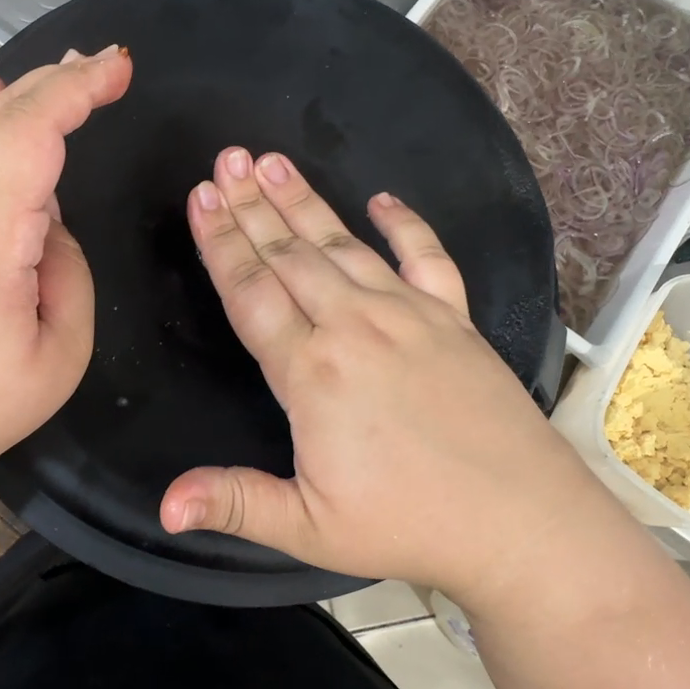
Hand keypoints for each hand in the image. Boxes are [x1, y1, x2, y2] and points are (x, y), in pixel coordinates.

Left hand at [0, 47, 132, 504]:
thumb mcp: (59, 352)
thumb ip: (67, 267)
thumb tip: (47, 220)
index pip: (30, 137)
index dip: (76, 92)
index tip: (120, 70)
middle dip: (57, 80)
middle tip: (107, 64)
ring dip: (24, 94)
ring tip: (70, 75)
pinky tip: (2, 100)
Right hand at [159, 147, 628, 602]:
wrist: (524, 524)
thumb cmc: (409, 525)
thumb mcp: (309, 528)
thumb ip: (233, 504)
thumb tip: (165, 507)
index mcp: (312, 372)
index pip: (251, 292)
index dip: (220, 242)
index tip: (200, 198)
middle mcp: (356, 327)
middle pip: (290, 255)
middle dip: (250, 206)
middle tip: (223, 160)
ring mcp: (411, 316)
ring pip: (343, 246)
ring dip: (304, 202)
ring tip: (272, 161)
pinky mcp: (457, 320)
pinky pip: (427, 257)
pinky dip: (405, 225)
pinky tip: (383, 199)